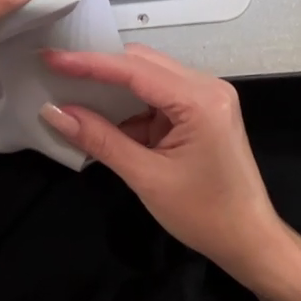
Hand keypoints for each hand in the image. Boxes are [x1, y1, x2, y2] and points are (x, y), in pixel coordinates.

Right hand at [39, 46, 288, 270]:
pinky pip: (156, 95)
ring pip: (147, 76)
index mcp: (200, 100)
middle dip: (97, 68)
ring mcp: (206, 97)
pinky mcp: (200, 111)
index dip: (88, 62)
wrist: (250, 242)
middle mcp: (207, 87)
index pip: (134, 70)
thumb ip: (99, 140)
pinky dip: (127, 104)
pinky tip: (100, 114)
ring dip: (111, 85)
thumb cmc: (205, 215)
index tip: (50, 59)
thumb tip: (54, 112)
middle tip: (54, 72)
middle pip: (141, 63)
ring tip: (70, 91)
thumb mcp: (146, 177)